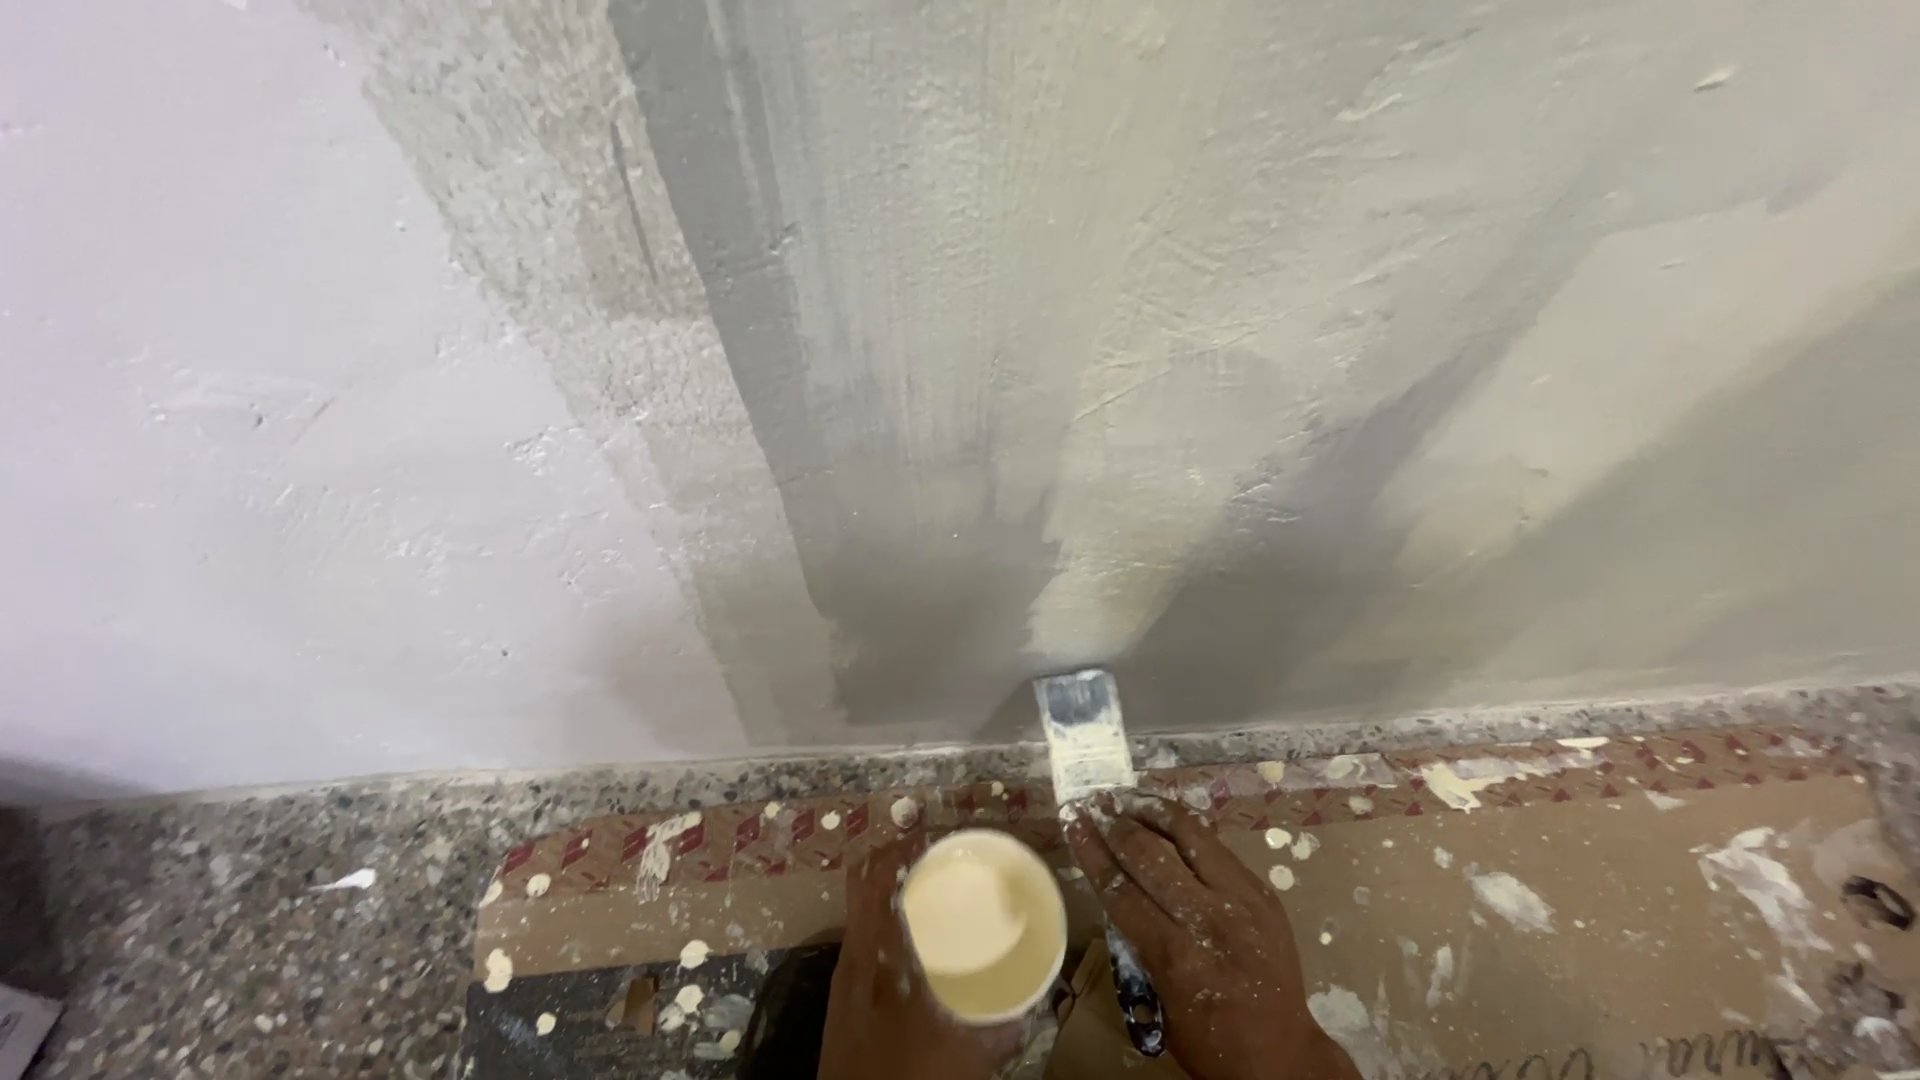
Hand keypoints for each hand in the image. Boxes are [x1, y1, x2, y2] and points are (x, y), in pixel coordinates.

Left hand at [818, 836, 1027, 1079]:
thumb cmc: (908, 1079)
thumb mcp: (967, 1056)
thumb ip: (1007, 1025)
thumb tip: (1040, 996)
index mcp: (878, 952)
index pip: (877, 874)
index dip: (905, 845)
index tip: (941, 837)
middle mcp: (854, 951)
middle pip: (864, 879)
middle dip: (898, 856)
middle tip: (939, 855)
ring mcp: (843, 970)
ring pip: (861, 904)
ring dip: (889, 884)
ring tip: (931, 885)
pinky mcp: (843, 990)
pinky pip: (862, 929)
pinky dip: (885, 914)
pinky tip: (914, 934)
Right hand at [1065, 794, 1360, 1079]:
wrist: (1283, 1056)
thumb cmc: (1210, 1038)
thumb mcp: (1158, 1003)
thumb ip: (1136, 945)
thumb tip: (1115, 891)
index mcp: (1174, 956)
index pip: (1120, 888)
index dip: (1091, 850)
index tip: (1072, 822)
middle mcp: (1208, 921)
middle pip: (1148, 854)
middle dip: (1115, 825)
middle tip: (1094, 804)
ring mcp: (1241, 901)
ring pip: (1187, 835)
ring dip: (1150, 811)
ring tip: (1125, 797)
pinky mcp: (1262, 891)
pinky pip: (1216, 846)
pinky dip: (1184, 827)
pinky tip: (1164, 815)